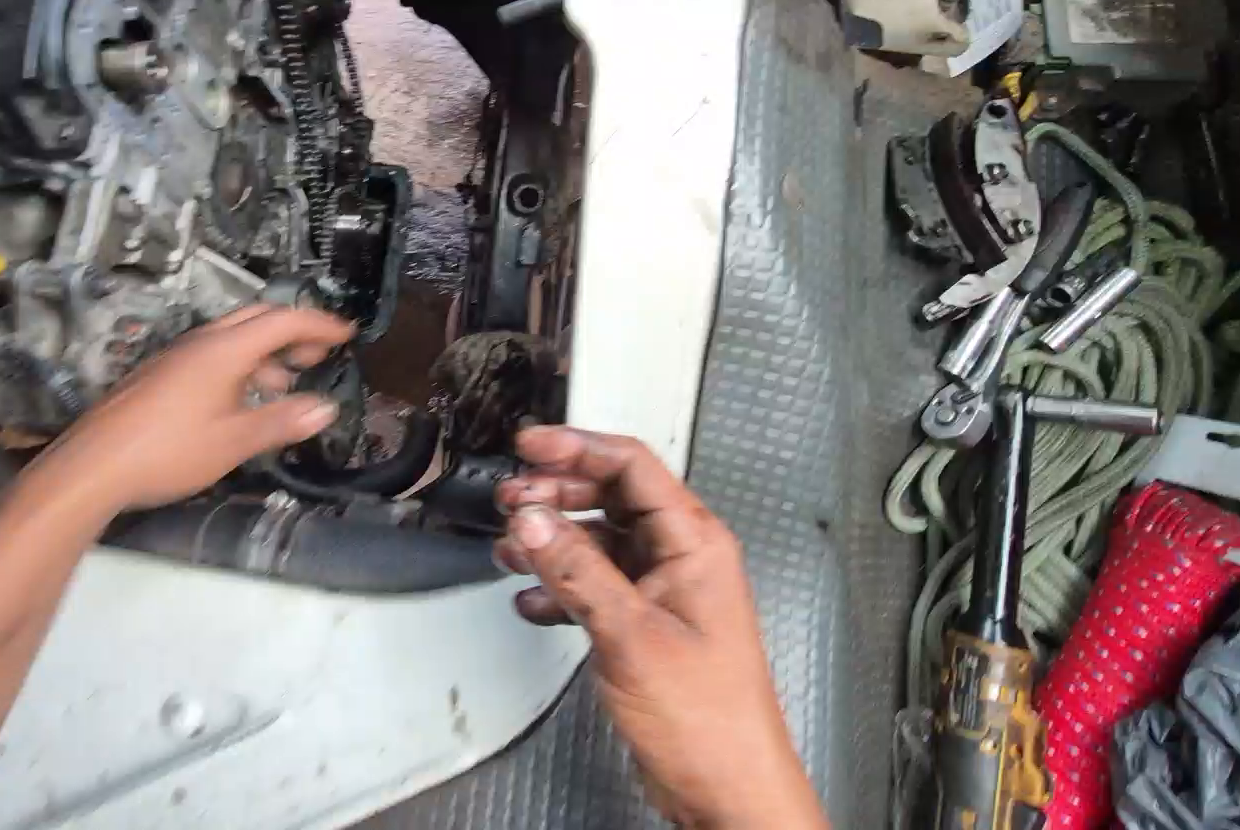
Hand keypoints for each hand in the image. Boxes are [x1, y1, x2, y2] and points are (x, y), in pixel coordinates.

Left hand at [29, 306, 352, 511]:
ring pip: (234, 338)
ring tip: (286, 384)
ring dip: (267, 353)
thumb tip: (325, 408)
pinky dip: (242, 366)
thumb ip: (282, 421)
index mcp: (224, 350)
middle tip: (319, 353)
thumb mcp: (235, 441)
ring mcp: (177, 357)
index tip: (346, 332)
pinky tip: (242, 400)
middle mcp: (201, 343)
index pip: (282, 321)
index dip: (319, 324)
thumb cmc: (168, 451)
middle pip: (257, 319)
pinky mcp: (162, 375)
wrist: (91, 468)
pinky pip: (214, 355)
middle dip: (294, 332)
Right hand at [493, 427, 827, 829]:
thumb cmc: (705, 720)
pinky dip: (559, 584)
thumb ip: (576, 570)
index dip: (576, 446)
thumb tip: (532, 519)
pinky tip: (532, 600)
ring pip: (596, 537)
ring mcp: (659, 585)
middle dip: (556, 492)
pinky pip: (593, 580)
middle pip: (609, 495)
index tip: (529, 445)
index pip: (630, 465)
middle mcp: (678, 553)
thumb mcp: (630, 634)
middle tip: (511, 499)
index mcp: (692, 540)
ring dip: (551, 539)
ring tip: (511, 545)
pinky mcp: (642, 617)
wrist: (728, 795)